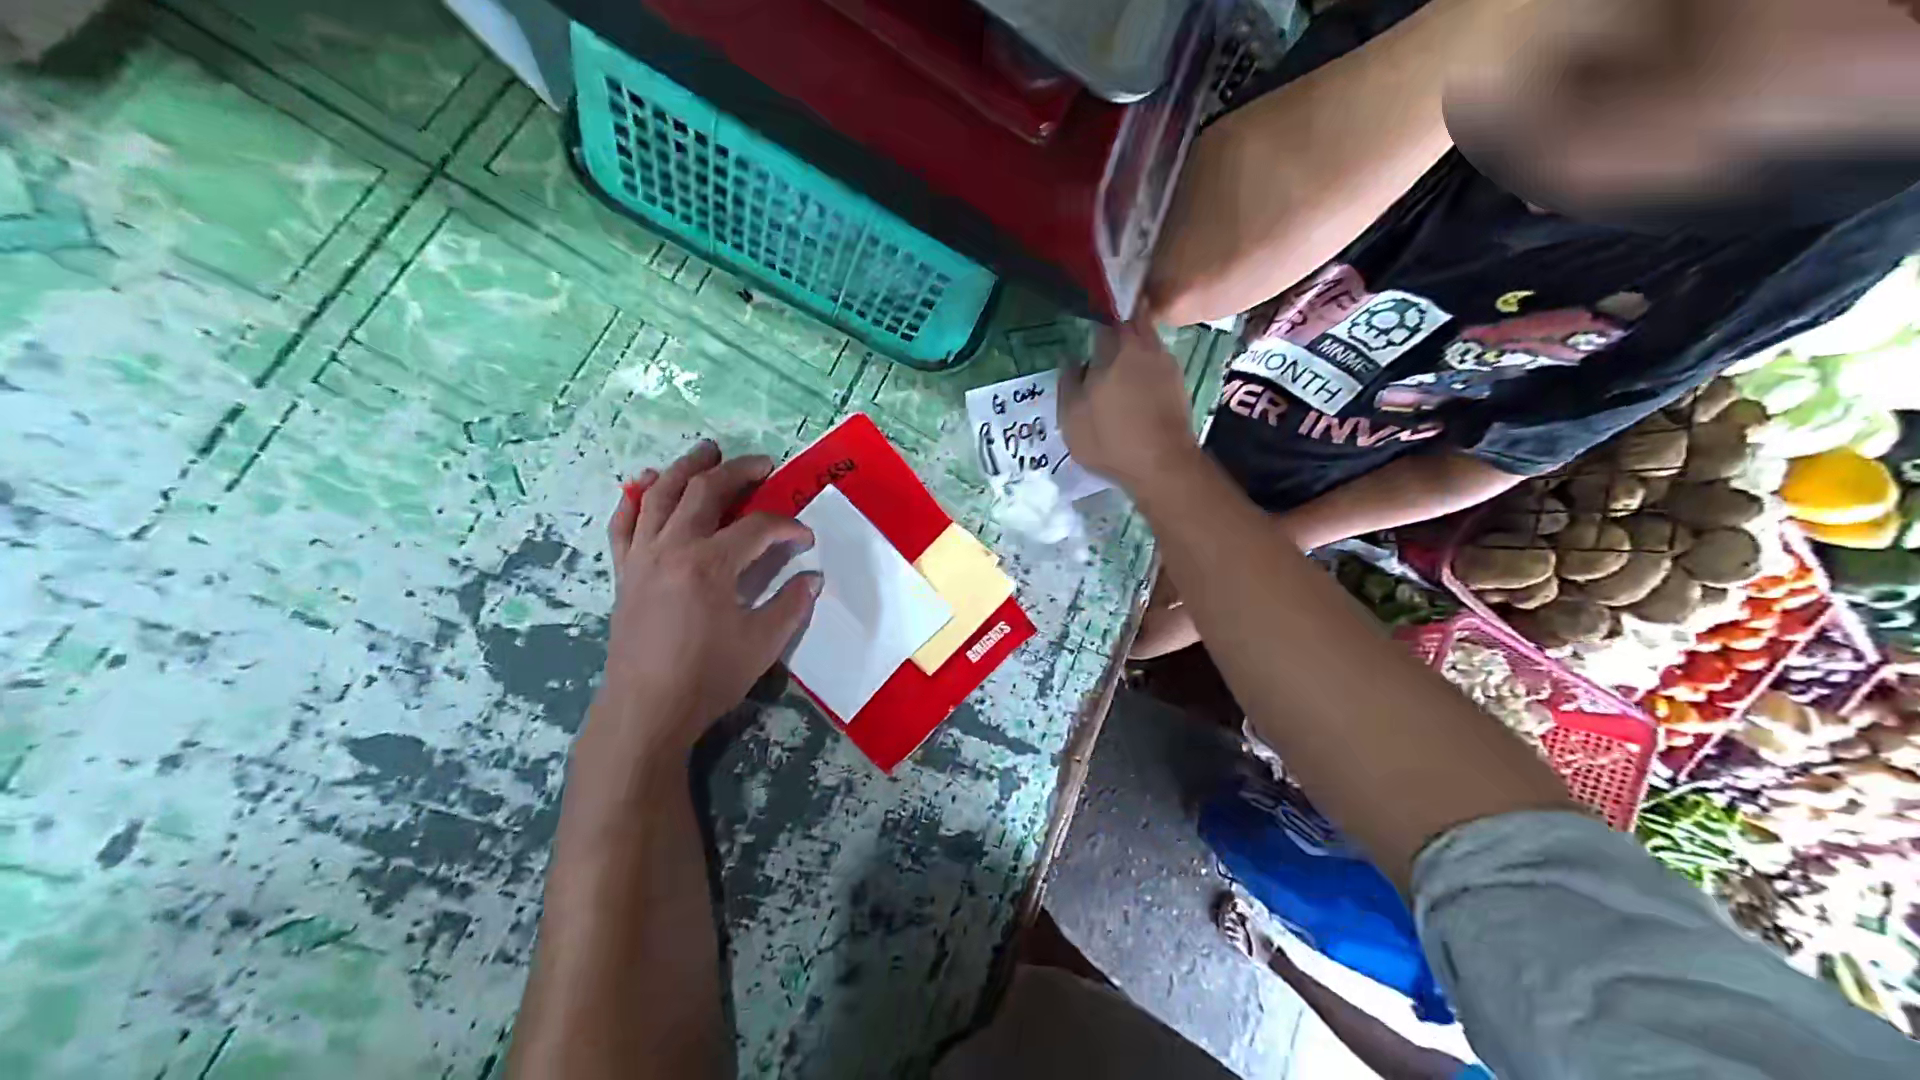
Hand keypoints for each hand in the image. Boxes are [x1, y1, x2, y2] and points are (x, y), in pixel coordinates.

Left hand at [593, 440, 819, 757]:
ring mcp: (642, 556)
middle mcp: (672, 548)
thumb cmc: (708, 677)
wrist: (646, 708)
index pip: (758, 527)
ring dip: (686, 468)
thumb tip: (812, 578)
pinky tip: (647, 484)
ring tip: (707, 452)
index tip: (805, 538)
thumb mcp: (763, 644)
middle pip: (705, 492)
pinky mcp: (624, 571)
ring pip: (660, 495)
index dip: (788, 527)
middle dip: (738, 471)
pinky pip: (624, 523)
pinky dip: (635, 499)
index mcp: (710, 564)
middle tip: (762, 463)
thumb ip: (791, 604)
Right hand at [1059, 321, 1198, 490]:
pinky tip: (1133, 388)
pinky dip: (1146, 370)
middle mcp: (1147, 348)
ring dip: (1133, 350)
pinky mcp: (1179, 387)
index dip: (1095, 320)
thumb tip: (1071, 359)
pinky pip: (1158, 366)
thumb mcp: (1071, 416)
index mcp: (1118, 348)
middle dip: (1119, 328)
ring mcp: (1168, 367)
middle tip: (1102, 343)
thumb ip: (1068, 382)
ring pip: (1148, 345)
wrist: (1163, 466)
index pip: (1106, 319)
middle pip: (1133, 324)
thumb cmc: (1110, 439)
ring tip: (1116, 368)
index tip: (1086, 328)